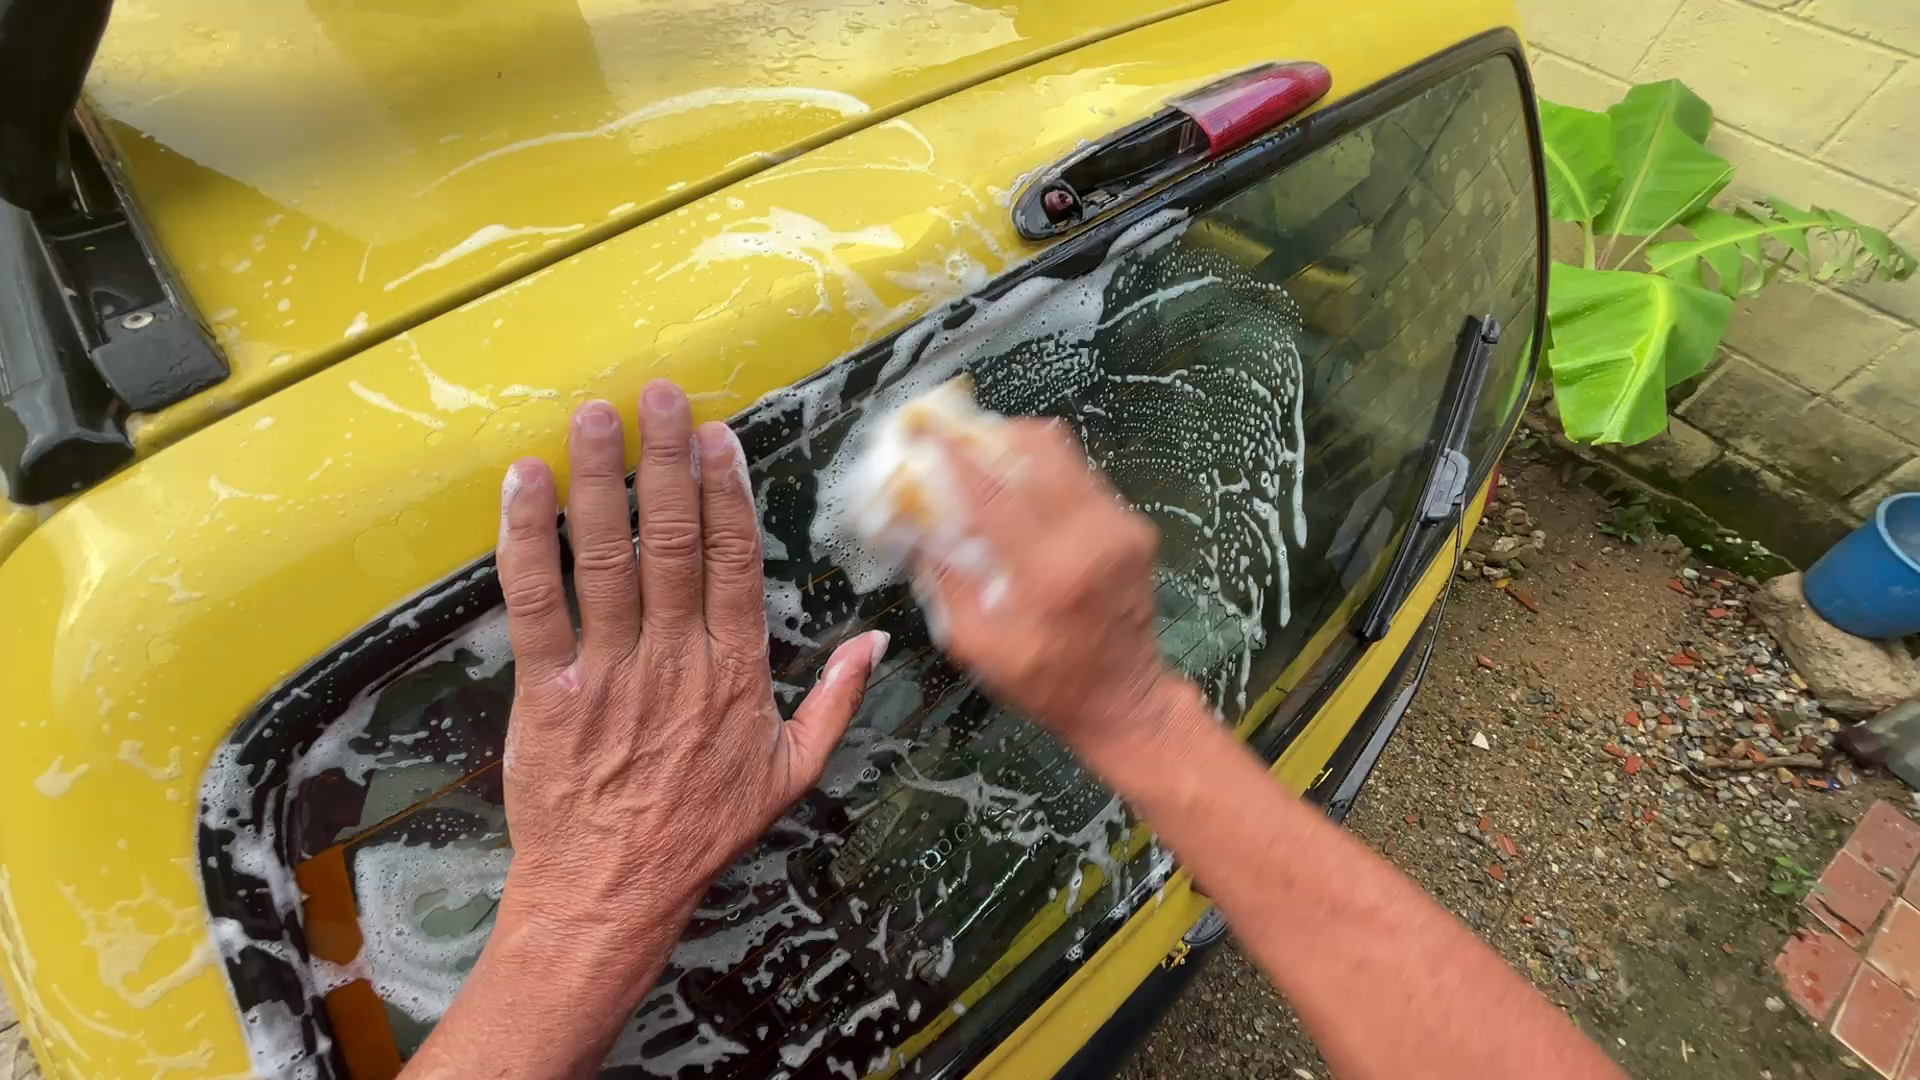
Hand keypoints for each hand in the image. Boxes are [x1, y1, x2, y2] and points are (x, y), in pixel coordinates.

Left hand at [493, 382, 887, 953]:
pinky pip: (534, 605)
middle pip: (673, 541)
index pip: (735, 562)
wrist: (614, 890)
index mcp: (736, 669)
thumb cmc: (705, 826)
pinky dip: (527, 541)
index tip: (719, 437)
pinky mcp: (548, 690)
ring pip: (605, 558)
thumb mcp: (795, 769)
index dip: (728, 493)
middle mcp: (676, 656)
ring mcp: (610, 669)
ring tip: (595, 418)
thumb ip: (838, 701)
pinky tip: (524, 485)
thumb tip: (877, 641)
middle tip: (660, 396)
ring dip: (600, 482)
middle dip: (668, 461)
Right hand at [911, 419, 1178, 754]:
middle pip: (1041, 450)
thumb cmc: (1047, 682)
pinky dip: (1048, 472)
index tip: (926, 432)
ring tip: (989, 458)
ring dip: (1022, 448)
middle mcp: (1091, 536)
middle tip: (962, 440)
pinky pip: (1084, 478)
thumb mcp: (977, 646)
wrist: (1125, 700)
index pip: (993, 492)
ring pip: (1067, 455)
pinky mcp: (1135, 528)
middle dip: (993, 435)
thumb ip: (945, 582)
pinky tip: (1026, 490)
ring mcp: (1120, 527)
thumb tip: (918, 531)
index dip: (955, 455)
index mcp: (1048, 572)